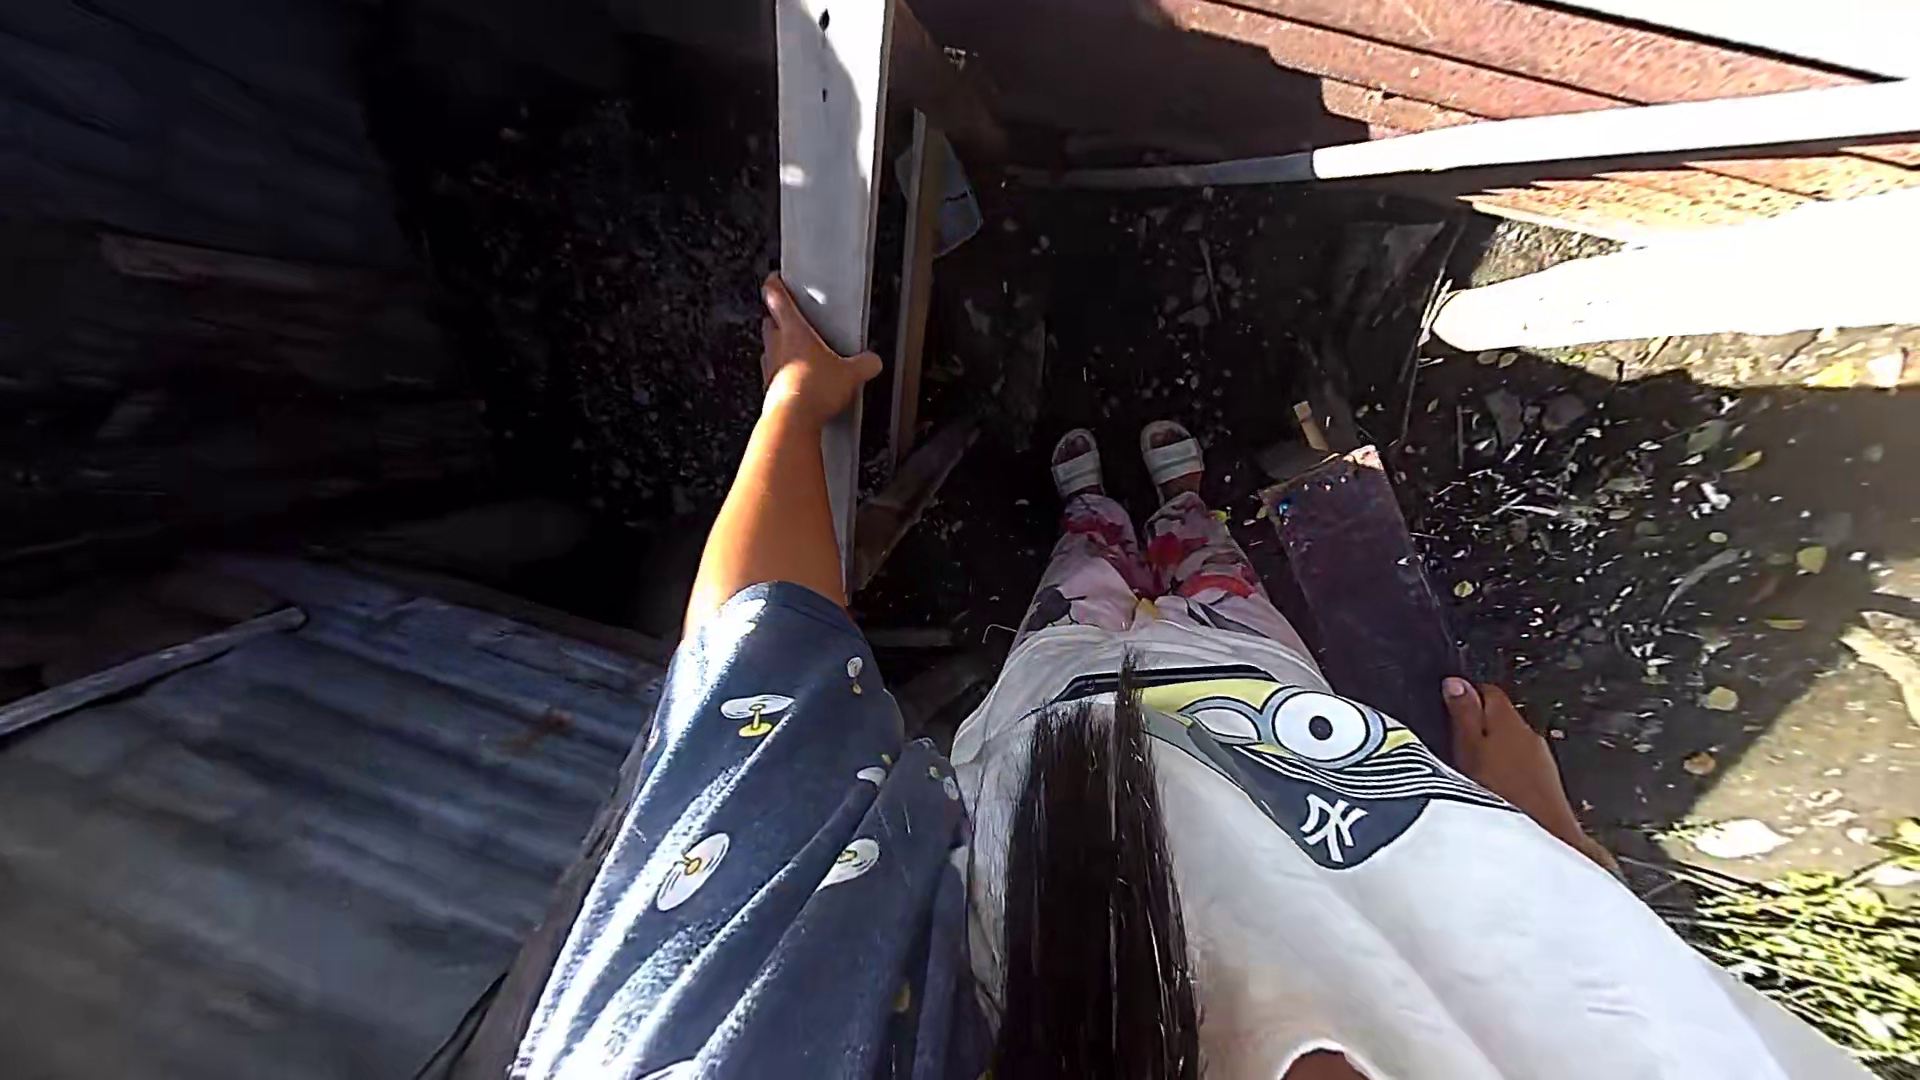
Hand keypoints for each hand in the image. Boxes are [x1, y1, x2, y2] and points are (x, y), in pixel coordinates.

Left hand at [760, 273, 882, 425]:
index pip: (777, 297)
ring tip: (797, 354)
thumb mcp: (850, 374)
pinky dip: (783, 374)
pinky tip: (798, 383)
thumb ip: (864, 365)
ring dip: (779, 347)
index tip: (775, 280)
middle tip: (789, 318)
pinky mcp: (770, 390)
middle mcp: (776, 346)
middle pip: (769, 322)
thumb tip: (874, 361)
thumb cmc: (813, 389)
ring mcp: (770, 369)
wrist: (793, 419)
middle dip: (777, 318)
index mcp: (794, 331)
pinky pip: (774, 375)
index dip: (775, 285)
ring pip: (770, 349)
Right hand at [1443, 678, 1617, 871]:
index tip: (1444, 705)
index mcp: (1509, 721)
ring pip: (1508, 740)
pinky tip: (1485, 782)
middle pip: (1499, 715)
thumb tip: (1455, 682)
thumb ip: (1462, 712)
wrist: (1543, 839)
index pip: (1486, 690)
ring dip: (1488, 745)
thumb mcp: (1465, 746)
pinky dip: (1500, 765)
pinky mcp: (1545, 783)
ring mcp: (1541, 760)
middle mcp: (1530, 735)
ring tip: (1464, 762)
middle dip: (1475, 721)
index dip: (1463, 694)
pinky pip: (1517, 761)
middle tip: (1448, 737)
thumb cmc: (1497, 790)